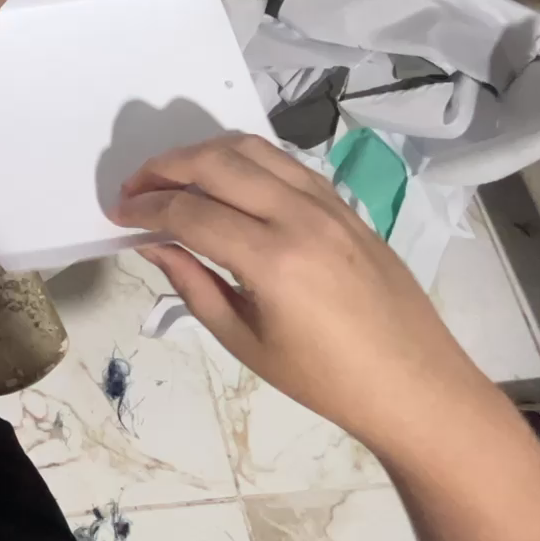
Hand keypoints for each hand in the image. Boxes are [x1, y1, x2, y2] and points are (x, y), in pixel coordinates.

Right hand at [116, 134, 507, 458]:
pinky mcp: (344, 205)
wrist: (423, 392)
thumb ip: (189, 281)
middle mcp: (300, 219)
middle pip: (214, 163)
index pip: (188, 211)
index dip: (142, 208)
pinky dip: (240, 158)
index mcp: (274, 261)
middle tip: (134, 188)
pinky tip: (222, 180)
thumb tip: (149, 241)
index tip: (116, 214)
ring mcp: (328, 206)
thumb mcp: (241, 339)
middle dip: (161, 168)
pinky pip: (282, 161)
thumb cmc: (325, 380)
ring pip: (249, 148)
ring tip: (171, 176)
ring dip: (199, 152)